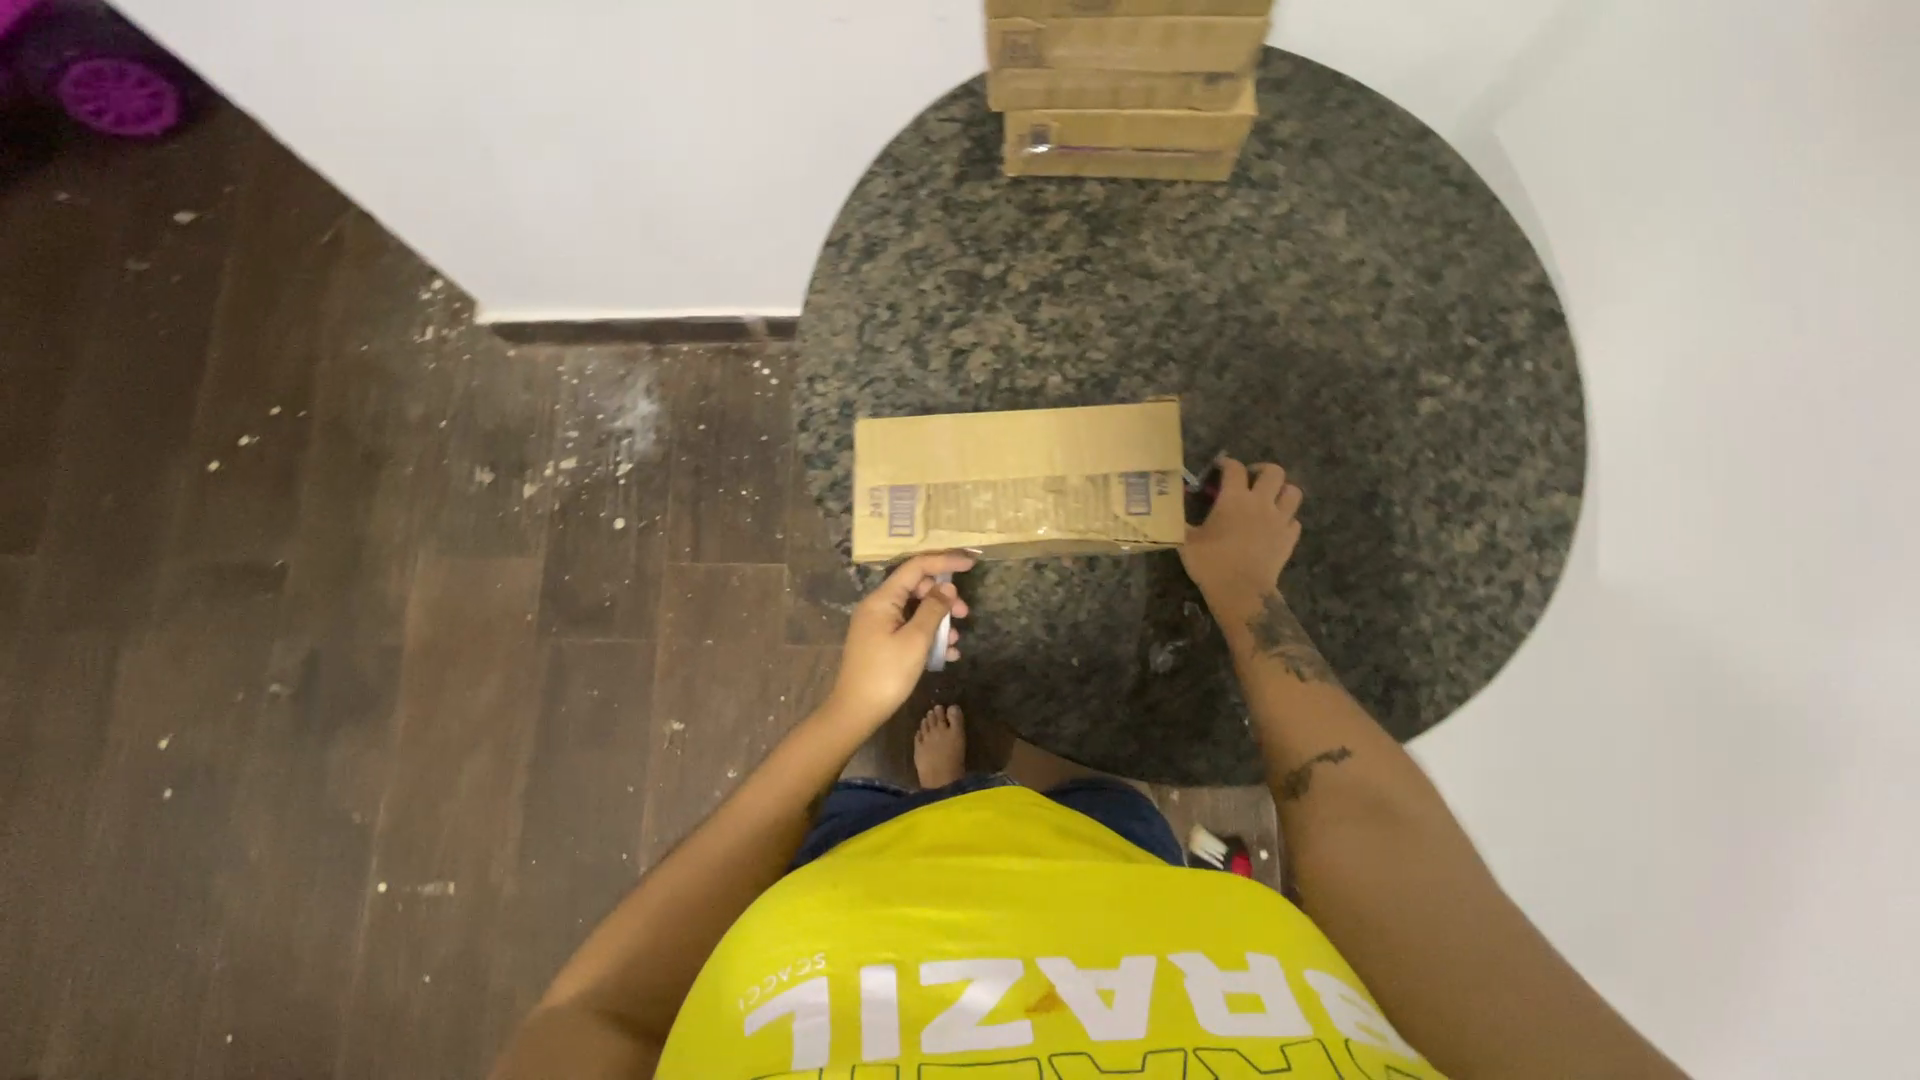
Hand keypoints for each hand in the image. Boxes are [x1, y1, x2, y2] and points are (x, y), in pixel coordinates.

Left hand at [826, 552, 973, 729]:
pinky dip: (929, 636)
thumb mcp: (915, 640)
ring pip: (915, 610)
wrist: (856, 711)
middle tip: (965, 613)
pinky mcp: (881, 642)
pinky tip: (948, 654)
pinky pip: (909, 629)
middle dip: (944, 597)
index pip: (916, 567)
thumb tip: (947, 588)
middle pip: (916, 588)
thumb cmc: (887, 673)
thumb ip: (933, 609)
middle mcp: (878, 606)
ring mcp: (878, 625)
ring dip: (939, 620)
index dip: (944, 561)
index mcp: (882, 599)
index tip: (970, 563)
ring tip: (957, 640)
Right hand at [1181, 458, 1303, 611]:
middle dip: (1261, 470)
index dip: (1226, 463)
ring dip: (1281, 490)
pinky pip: (1294, 520)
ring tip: (1269, 498)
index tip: (1219, 467)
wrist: (1241, 591)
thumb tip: (1168, 510)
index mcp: (1234, 498)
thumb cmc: (1211, 563)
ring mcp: (1280, 520)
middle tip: (1250, 479)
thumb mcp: (1185, 541)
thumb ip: (1179, 522)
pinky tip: (1275, 525)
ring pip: (1293, 492)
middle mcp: (1261, 502)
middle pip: (1273, 471)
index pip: (1234, 468)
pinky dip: (1287, 518)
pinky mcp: (1289, 538)